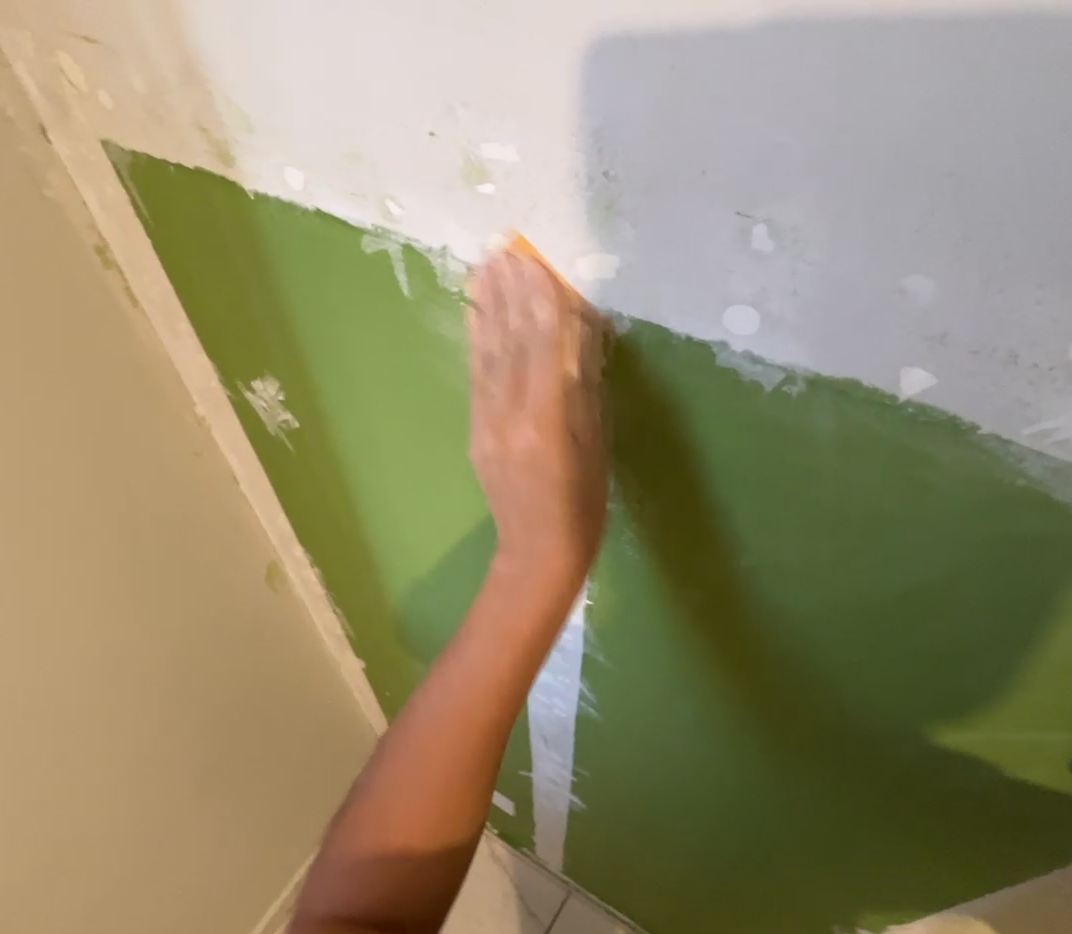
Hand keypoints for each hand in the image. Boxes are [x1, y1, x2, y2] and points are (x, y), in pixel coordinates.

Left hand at [466, 243, 608, 600]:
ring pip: (488, 354)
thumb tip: (579, 331)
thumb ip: (585, 387)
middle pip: (511, 341)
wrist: (537, 550)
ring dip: (487, 306)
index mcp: (548, 420)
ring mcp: (486, 422)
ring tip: (485, 265)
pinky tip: (477, 313)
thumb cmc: (584, 503)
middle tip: (505, 245)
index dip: (539, 298)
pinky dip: (478, 339)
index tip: (535, 257)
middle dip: (510, 291)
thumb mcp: (596, 443)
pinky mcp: (475, 430)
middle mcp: (510, 414)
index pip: (544, 344)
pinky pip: (477, 375)